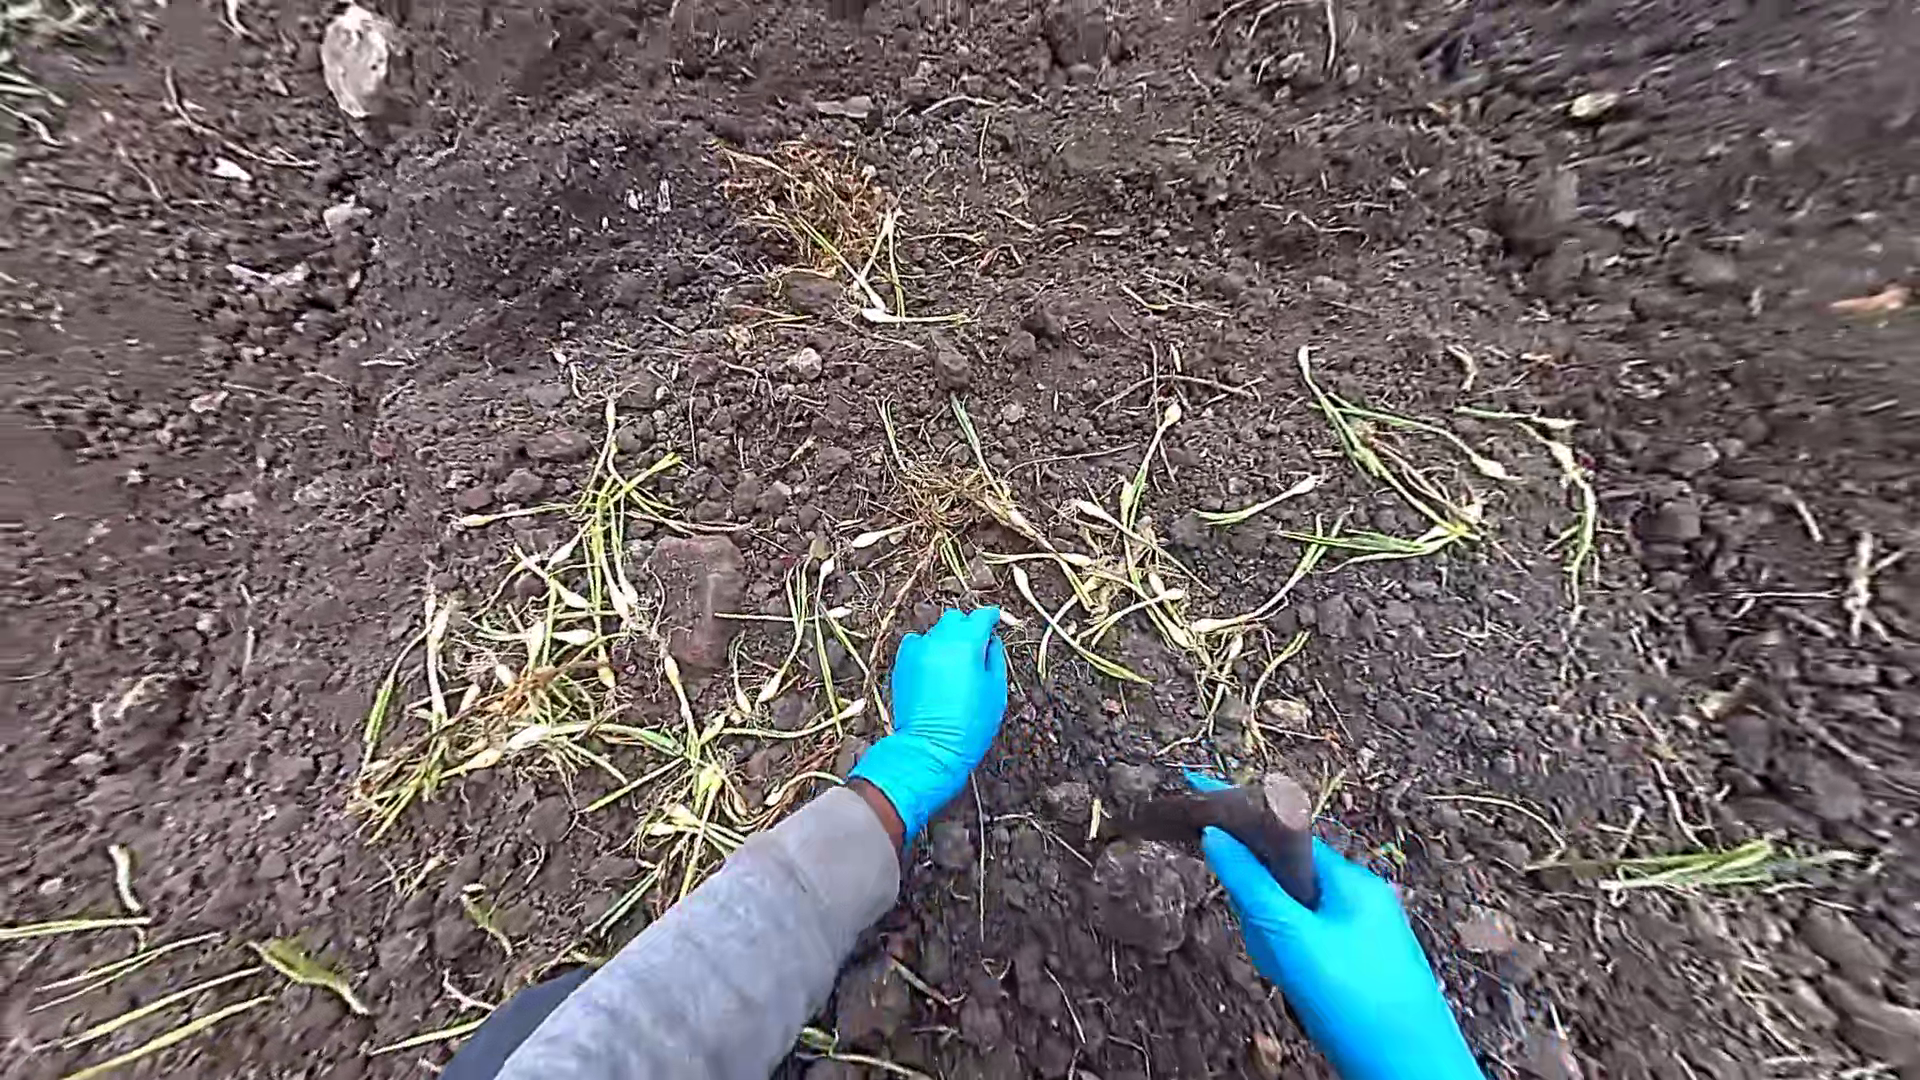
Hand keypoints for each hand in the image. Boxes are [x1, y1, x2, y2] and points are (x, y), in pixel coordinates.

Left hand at [849, 608, 1007, 840]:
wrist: (930, 749)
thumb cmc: (968, 725)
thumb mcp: (995, 691)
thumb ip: (994, 658)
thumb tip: (990, 641)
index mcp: (966, 643)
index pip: (980, 617)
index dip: (991, 617)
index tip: (994, 620)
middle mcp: (939, 640)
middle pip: (955, 619)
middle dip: (967, 628)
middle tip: (975, 646)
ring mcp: (917, 650)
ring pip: (935, 631)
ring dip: (947, 639)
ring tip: (954, 662)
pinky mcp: (902, 663)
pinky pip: (917, 644)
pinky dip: (927, 649)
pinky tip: (934, 667)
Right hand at [1190, 775, 1482, 1079]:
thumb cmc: (1359, 1006)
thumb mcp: (1291, 938)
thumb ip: (1249, 882)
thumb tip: (1213, 834)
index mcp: (1350, 879)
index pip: (1282, 829)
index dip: (1238, 811)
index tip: (1196, 782)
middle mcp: (1359, 896)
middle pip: (1282, 874)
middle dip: (1261, 906)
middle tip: (1266, 944)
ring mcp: (1363, 929)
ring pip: (1291, 909)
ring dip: (1275, 937)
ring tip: (1287, 974)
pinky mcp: (1361, 960)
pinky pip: (1306, 936)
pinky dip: (1291, 953)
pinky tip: (1298, 984)